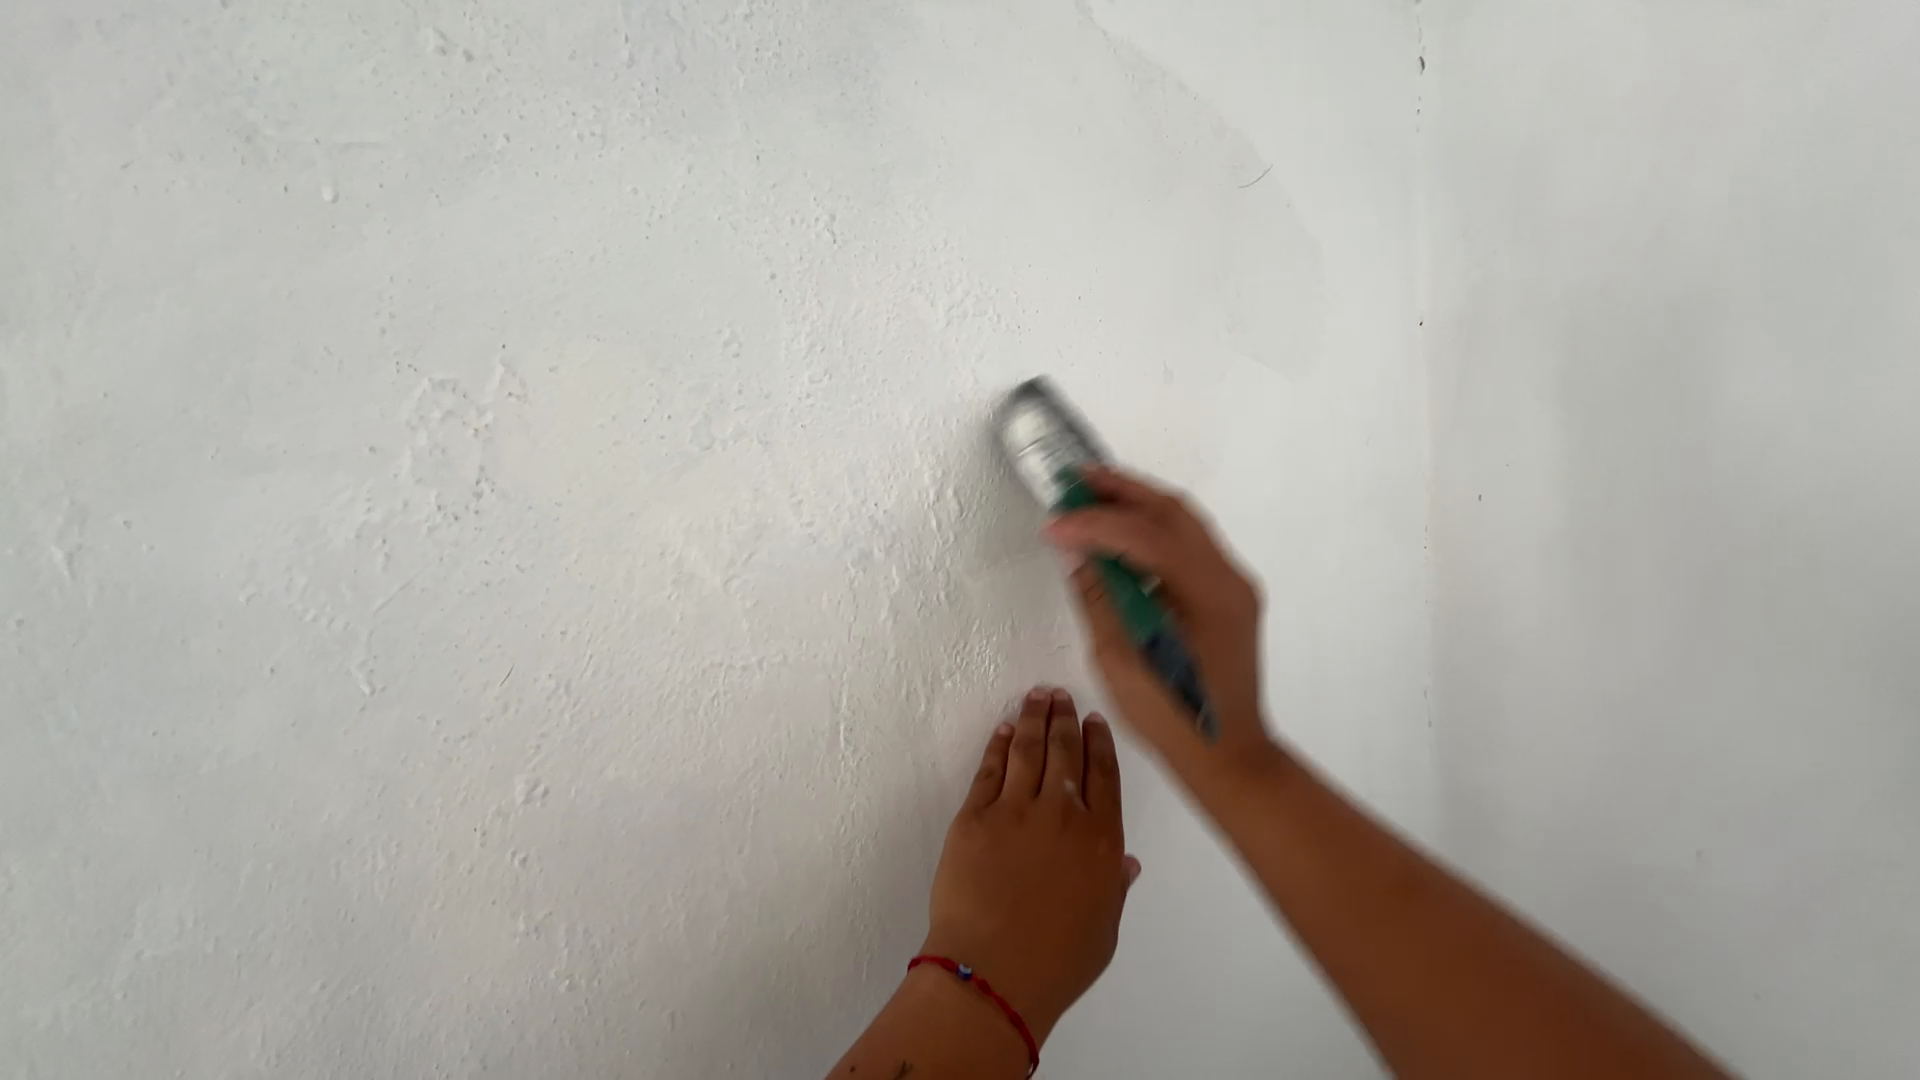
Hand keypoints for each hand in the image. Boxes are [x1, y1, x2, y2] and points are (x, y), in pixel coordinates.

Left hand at [922, 687, 1139, 1043]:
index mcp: (1101, 839)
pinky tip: (1004, 729)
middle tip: (1060, 696)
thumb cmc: (1057, 962)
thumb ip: (1115, 887)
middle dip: (1064, 718)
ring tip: (1036, 696)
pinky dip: (999, 744)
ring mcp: (1016, 809)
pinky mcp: (975, 815)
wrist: (993, 973)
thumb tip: (1127, 860)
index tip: (1093, 720)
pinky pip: (990, 769)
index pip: (1104, 775)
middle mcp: (1062, 813)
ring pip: (1029, 749)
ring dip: (1034, 718)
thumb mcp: (1104, 930)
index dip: (1099, 743)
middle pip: (1066, 751)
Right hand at [1044, 467, 1275, 773]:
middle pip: (1173, 511)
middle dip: (1121, 489)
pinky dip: (1153, 529)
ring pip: (1185, 522)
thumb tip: (1079, 555)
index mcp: (1205, 594)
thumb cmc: (1172, 718)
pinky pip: (1189, 545)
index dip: (1095, 524)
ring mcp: (1233, 584)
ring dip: (1138, 503)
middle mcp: (1227, 578)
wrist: (1229, 754)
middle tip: (1075, 478)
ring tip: (1094, 493)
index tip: (1053, 523)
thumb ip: (1100, 599)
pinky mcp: (1228, 595)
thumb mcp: (1121, 660)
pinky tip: (1122, 533)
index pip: (1145, 537)